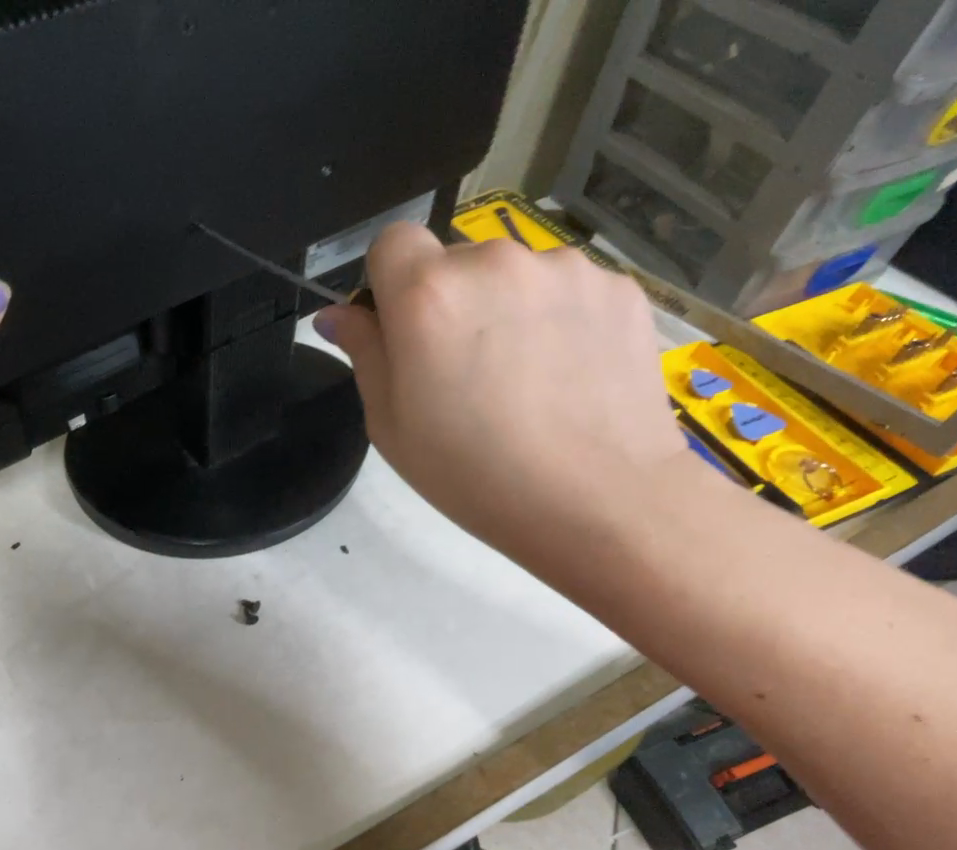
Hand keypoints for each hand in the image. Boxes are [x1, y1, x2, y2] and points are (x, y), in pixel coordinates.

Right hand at [313, 224, 692, 562]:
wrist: (599, 500)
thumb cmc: (474, 473)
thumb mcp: (391, 425)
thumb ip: (364, 353)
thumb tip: (338, 315)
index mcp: (427, 294)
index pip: (392, 240)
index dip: (390, 281)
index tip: (403, 328)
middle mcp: (494, 261)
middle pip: (455, 259)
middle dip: (451, 299)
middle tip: (466, 369)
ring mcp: (564, 269)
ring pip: (514, 273)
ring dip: (508, 306)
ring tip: (526, 376)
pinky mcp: (618, 287)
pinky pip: (568, 289)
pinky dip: (560, 318)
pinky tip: (569, 374)